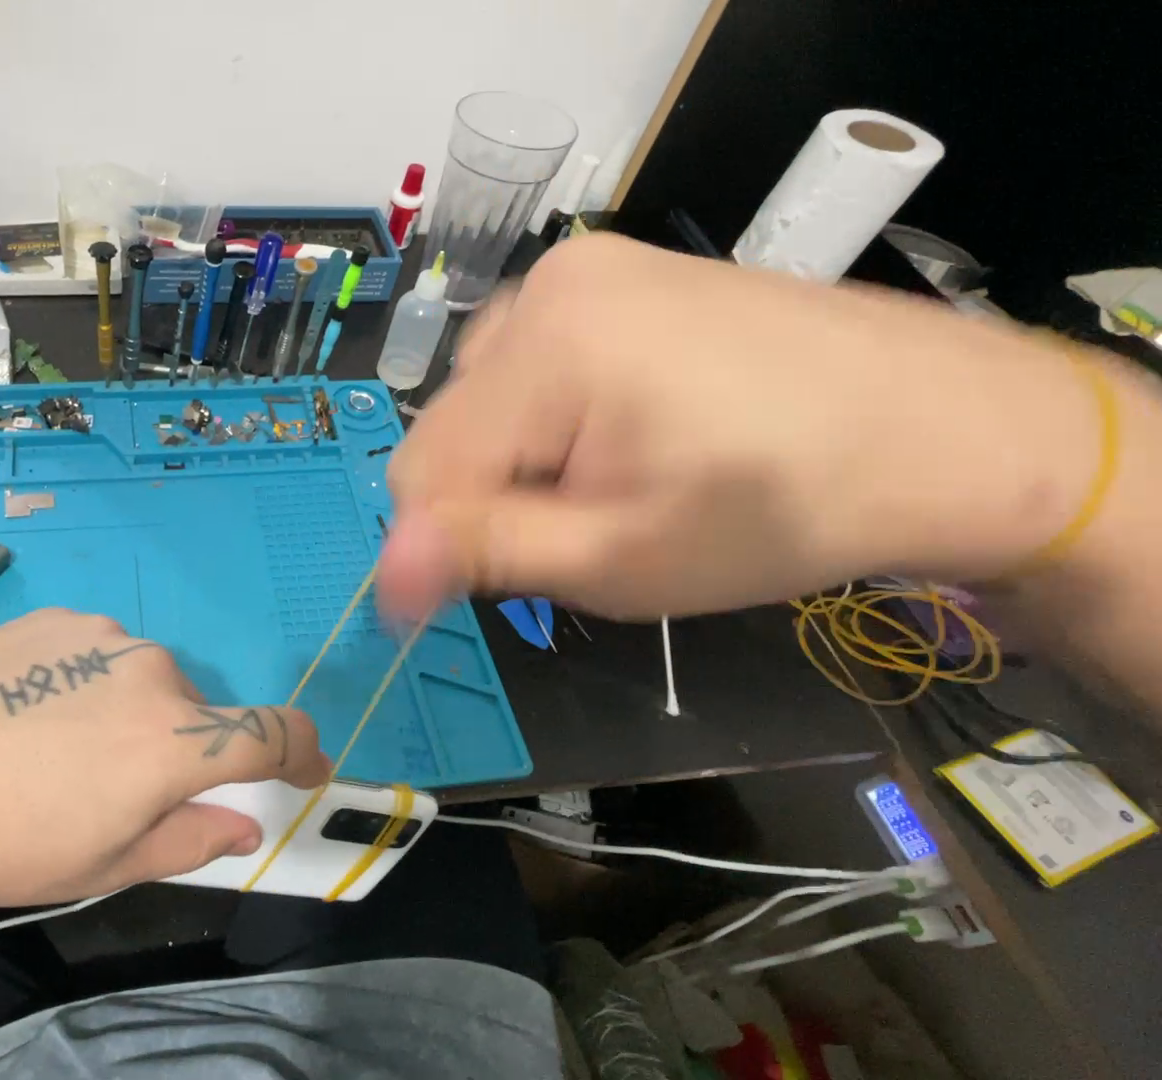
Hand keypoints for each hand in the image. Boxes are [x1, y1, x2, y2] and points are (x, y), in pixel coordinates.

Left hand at [0, 609, 327, 914]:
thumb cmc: (2, 845)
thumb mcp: (104, 865)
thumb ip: (190, 839)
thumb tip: (244, 824)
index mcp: (174, 739)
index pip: (274, 732)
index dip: (301, 752)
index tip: (304, 769)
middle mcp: (150, 670)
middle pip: (196, 709)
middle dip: (178, 748)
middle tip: (112, 790)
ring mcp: (96, 635)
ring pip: (144, 677)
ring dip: (129, 712)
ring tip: (57, 750)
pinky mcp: (49, 617)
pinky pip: (95, 653)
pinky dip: (86, 683)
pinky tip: (28, 712)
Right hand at [380, 234, 1106, 620]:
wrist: (950, 429)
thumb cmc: (786, 510)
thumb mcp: (621, 558)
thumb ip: (487, 555)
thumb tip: (381, 573)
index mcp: (548, 347)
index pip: (420, 468)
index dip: (446, 539)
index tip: (503, 582)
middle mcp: (548, 285)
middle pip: (450, 425)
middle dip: (494, 491)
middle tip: (588, 525)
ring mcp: (582, 267)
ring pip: (481, 394)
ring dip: (516, 453)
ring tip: (614, 475)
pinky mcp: (612, 271)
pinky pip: (523, 358)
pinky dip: (544, 410)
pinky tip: (620, 426)